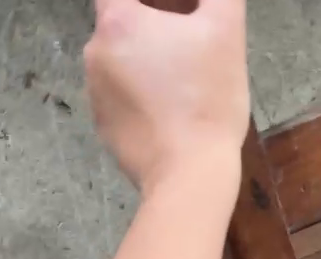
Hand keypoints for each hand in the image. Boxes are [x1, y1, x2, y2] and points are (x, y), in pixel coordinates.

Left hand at [84, 0, 249, 193]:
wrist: (189, 178)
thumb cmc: (208, 101)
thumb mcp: (227, 32)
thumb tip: (212, 0)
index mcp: (117, 21)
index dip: (154, 1)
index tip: (177, 13)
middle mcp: (94, 53)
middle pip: (120, 23)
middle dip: (151, 27)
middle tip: (188, 46)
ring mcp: (95, 95)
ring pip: (119, 63)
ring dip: (144, 63)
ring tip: (181, 84)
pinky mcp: (104, 129)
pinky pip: (120, 100)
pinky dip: (140, 99)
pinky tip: (168, 114)